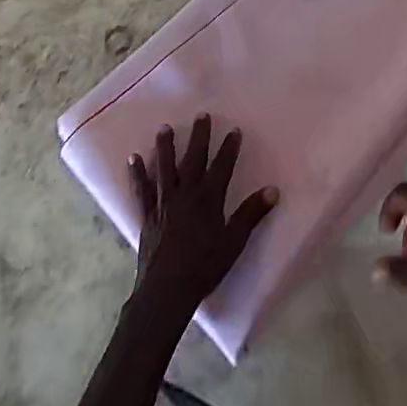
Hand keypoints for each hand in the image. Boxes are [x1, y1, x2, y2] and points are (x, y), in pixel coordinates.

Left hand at [127, 114, 278, 312]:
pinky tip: (133, 158)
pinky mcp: (146, 215)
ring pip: (164, 168)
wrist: (167, 290)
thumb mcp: (234, 242)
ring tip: (165, 127)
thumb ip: (251, 214)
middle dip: (199, 137)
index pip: (222, 167)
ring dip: (165, 147)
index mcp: (208, 199)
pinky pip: (141, 190)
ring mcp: (163, 203)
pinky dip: (137, 173)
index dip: (229, 148)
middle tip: (202, 115)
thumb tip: (273, 190)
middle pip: (193, 159)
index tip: (234, 130)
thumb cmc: (204, 267)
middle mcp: (185, 194)